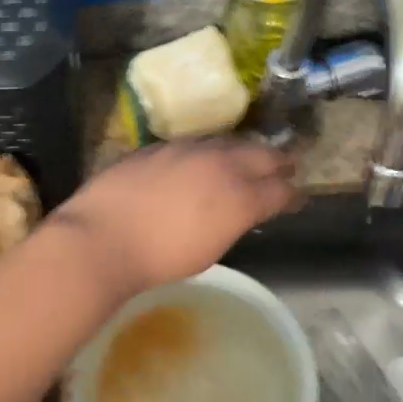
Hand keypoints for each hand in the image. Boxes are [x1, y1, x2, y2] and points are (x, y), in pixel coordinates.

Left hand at [46, 139, 296, 299]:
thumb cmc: (159, 259)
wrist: (104, 237)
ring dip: (242, 150)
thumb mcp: (209, 250)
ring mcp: (186, 150)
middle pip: (260, 154)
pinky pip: (192, 143)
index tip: (298, 197)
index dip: (293, 194)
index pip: (279, 190)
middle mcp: (219, 164)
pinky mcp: (157, 147)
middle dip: (277, 160)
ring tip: (248, 157)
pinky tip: (202, 158)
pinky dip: (206, 151)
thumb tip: (237, 210)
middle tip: (287, 165)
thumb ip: (231, 222)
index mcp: (240, 197)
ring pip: (225, 142)